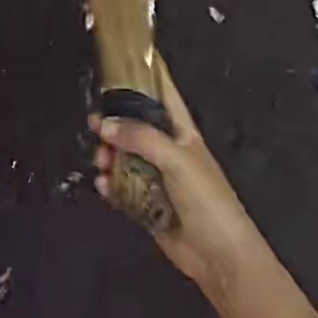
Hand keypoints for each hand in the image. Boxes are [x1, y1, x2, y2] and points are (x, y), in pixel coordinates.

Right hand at [90, 57, 271, 301]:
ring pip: (123, 155)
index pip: (163, 92)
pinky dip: (109, 184)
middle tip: (95, 126)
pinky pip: (121, 186)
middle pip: (133, 125)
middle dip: (113, 123)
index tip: (123, 57)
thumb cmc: (208, 201)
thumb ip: (139, 137)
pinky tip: (104, 185)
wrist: (222, 259)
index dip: (146, 73)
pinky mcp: (146, 203)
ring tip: (101, 164)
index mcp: (181, 131)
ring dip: (108, 157)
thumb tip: (104, 124)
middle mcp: (167, 149)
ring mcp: (157, 177)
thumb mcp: (176, 159)